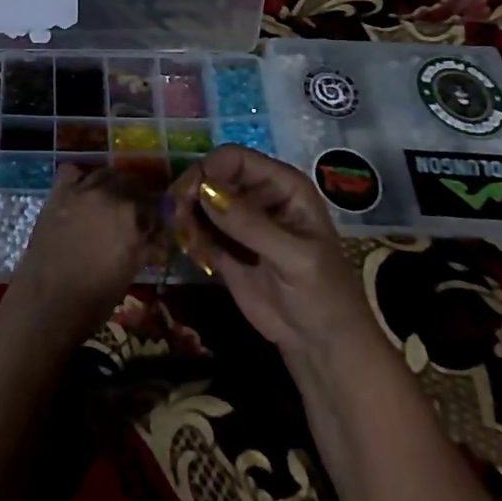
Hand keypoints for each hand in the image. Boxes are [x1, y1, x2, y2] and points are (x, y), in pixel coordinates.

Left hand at [2, 165, 159, 343]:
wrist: (49, 298)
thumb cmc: (96, 294)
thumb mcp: (131, 269)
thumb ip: (145, 246)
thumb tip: (156, 238)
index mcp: (133, 216)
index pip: (153, 206)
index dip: (155, 216)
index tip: (152, 225)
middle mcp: (110, 196)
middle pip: (131, 183)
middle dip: (136, 196)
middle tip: (133, 212)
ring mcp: (81, 191)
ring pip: (105, 173)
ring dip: (112, 184)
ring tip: (110, 199)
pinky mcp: (58, 194)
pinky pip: (71, 172)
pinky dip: (79, 178)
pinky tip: (81, 191)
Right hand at [167, 145, 372, 355]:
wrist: (320, 342)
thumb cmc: (322, 294)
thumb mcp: (293, 257)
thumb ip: (250, 224)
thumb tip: (205, 192)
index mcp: (282, 186)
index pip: (234, 158)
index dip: (208, 171)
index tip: (188, 198)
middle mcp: (257, 196)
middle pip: (209, 177)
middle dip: (190, 195)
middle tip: (179, 222)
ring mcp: (238, 222)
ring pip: (197, 203)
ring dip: (185, 219)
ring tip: (191, 245)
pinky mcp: (223, 247)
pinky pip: (195, 231)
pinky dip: (189, 239)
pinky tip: (196, 256)